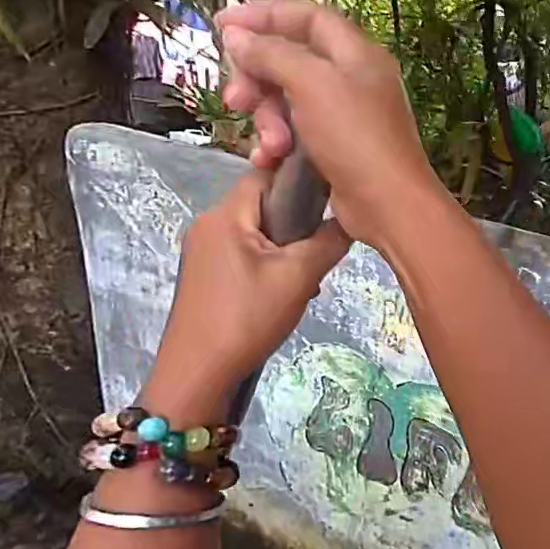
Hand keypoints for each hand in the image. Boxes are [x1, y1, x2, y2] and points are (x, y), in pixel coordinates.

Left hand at [150, 169, 352, 398]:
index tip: (330, 201)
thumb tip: (352, 219)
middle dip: (297, 225)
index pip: (267, 173)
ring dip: (286, 251)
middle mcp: (208, 224)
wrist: (198, 374)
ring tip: (303, 280)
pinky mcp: (205, 276)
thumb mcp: (298, 276)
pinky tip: (282, 295)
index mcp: (225, 214)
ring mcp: (203, 252)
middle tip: (318, 254)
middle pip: (263, 205)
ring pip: (257, 234)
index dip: (301, 181)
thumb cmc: (247, 317)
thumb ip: (329, 241)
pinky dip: (269, 267)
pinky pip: (245, 256)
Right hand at [215, 0, 446, 248]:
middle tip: (235, 99)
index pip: (305, 15)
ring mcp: (344, 115)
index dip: (263, 14)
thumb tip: (236, 35)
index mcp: (355, 52)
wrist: (388, 205)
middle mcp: (351, 78)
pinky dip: (278, 143)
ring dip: (268, 120)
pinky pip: (295, 132)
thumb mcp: (311, 85)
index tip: (221, 25)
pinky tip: (269, 160)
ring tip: (271, 146)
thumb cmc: (354, 138)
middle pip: (289, 59)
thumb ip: (271, 53)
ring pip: (288, 100)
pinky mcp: (335, 148)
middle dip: (257, 78)